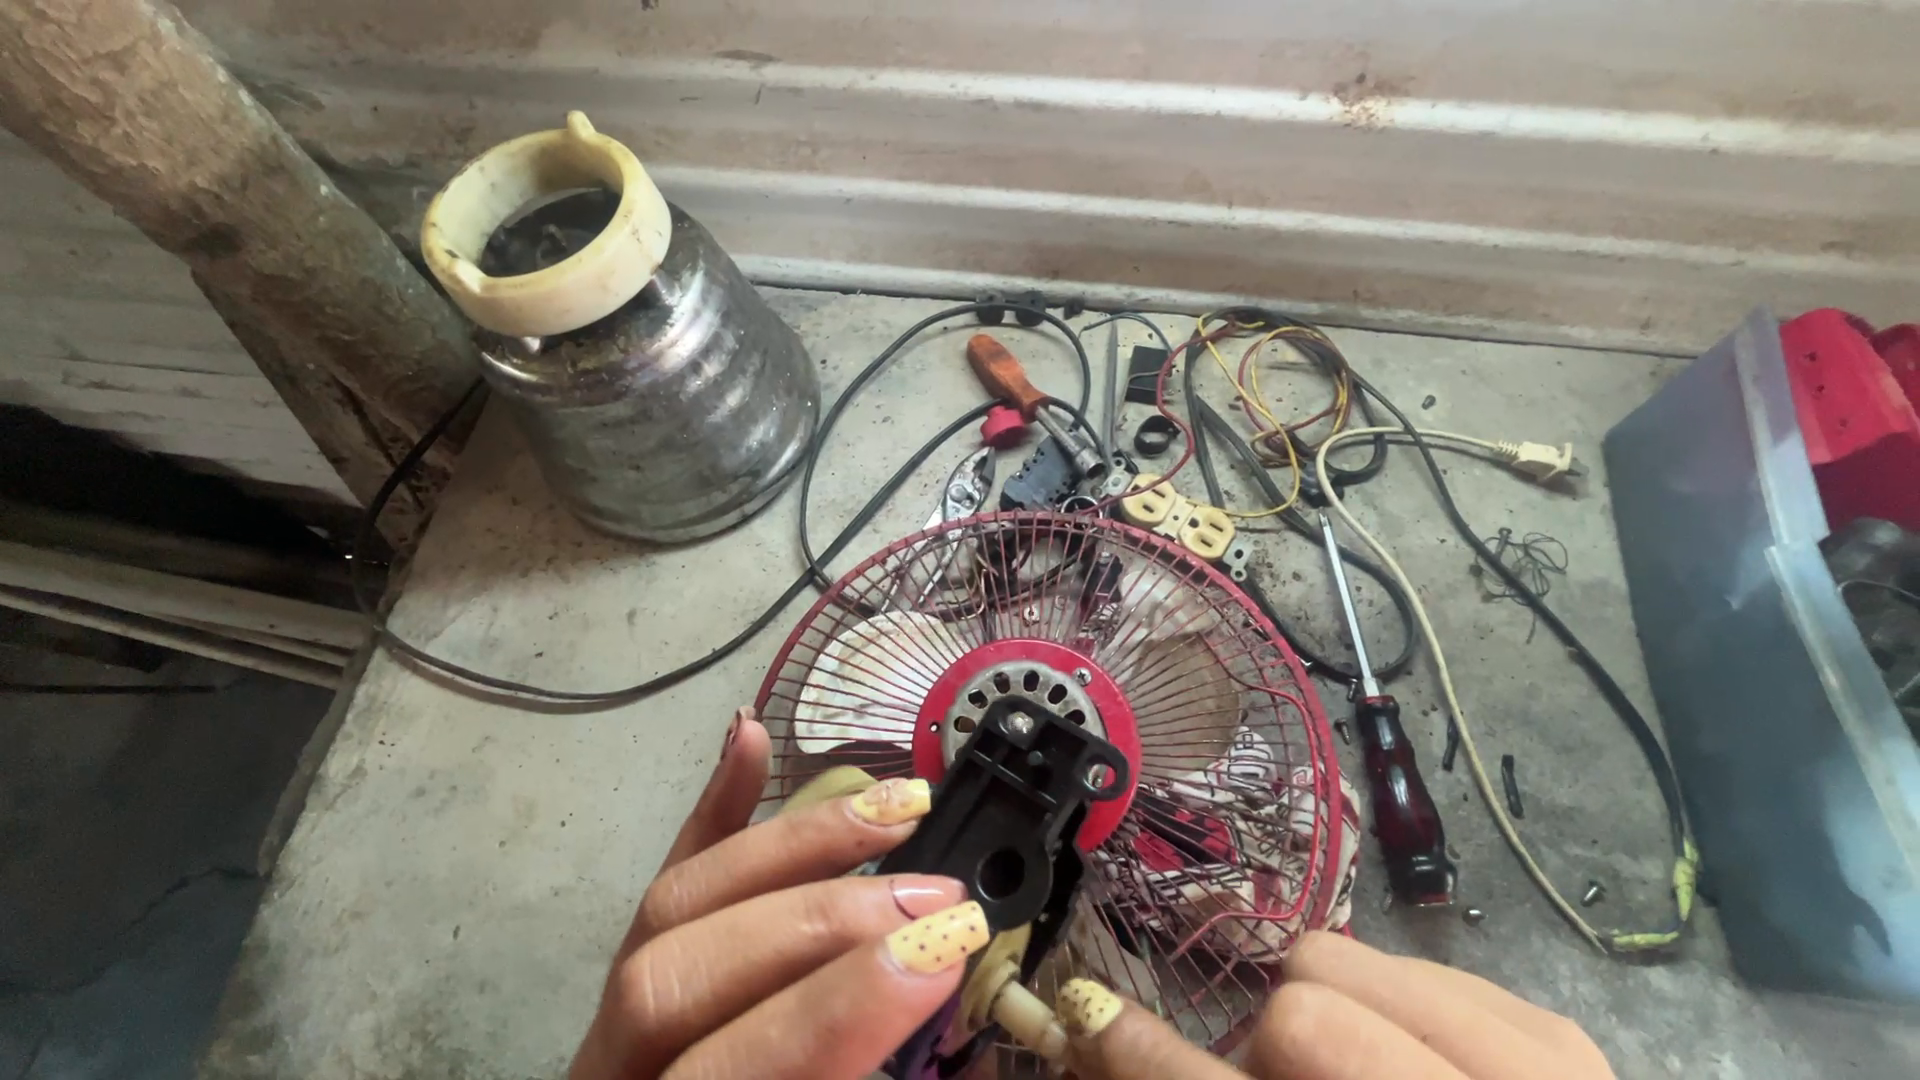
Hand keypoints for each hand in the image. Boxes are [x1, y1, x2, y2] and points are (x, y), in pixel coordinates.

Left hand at [569, 706, 990, 1079]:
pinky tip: (750, 735)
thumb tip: (939, 992)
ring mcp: (606, 1014)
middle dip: (821, 921)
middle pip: (683, 976)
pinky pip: (666, 876)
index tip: (938, 952)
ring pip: (673, 904)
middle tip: (935, 894)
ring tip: (893, 808)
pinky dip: (715, 804)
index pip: (728, 1069)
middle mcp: (612, 1070)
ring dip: (793, 845)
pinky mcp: (628, 964)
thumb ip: (858, 1075)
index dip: (836, 1009)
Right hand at [1053, 931, 1613, 1079]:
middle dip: (1268, 1053)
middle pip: (1303, 1011)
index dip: (1153, 1060)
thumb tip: (1100, 1036)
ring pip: (1346, 962)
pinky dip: (1379, 1006)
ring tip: (1347, 1079)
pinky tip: (1407, 1067)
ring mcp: (1543, 1068)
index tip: (1090, 1017)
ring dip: (1318, 1016)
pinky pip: (1407, 963)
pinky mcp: (1559, 1035)